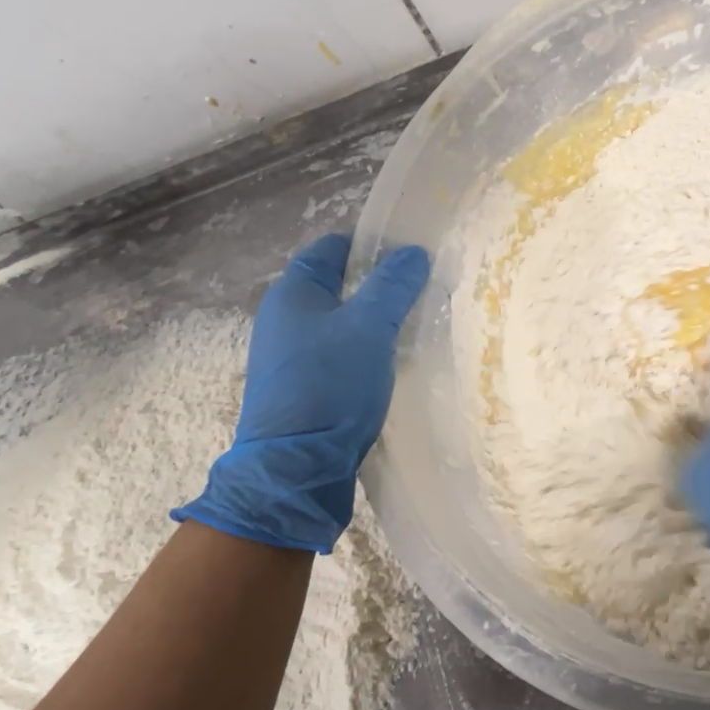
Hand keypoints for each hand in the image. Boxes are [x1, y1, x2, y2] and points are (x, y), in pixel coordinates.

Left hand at [173, 234, 428, 553]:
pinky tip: (394, 363)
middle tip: (423, 291)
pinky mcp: (304, 387)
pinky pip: (340, 354)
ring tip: (417, 326)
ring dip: (375, 321)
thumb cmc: (330, 384)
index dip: (370, 245)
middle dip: (379, 285)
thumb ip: (392, 287)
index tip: (411, 254)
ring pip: (341, 322)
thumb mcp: (369, 328)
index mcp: (293, 293)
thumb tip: (413, 252)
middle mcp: (285, 318)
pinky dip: (367, 350)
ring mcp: (291, 356)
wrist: (296, 464)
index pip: (332, 248)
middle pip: (338, 286)